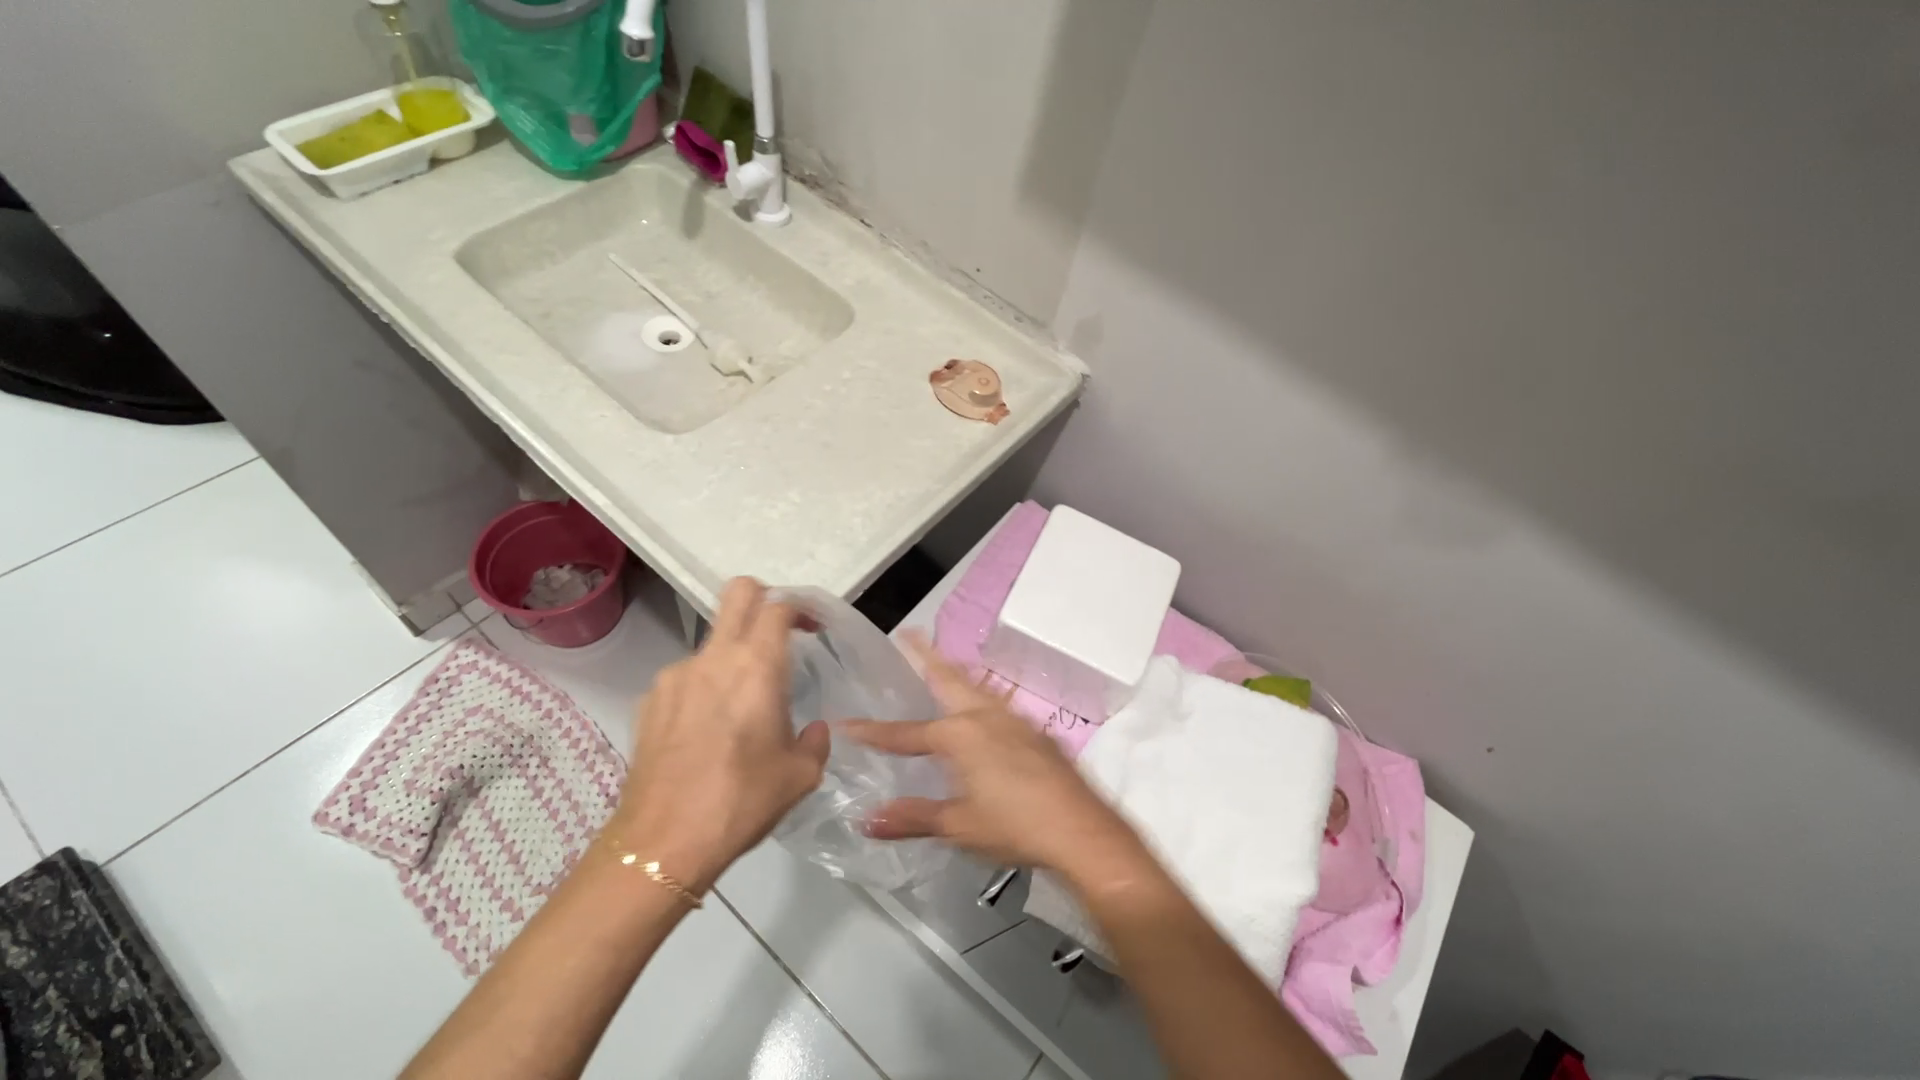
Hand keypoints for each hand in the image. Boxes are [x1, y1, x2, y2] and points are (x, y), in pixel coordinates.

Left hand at [606, 578, 829, 894]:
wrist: (662, 843)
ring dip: (732, 658)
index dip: (801, 607)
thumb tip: (813, 729)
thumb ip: (815, 741)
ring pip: (711, 642)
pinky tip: (706, 735)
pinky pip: (685, 678)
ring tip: (741, 710)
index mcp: (757, 667)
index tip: (813, 628)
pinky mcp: (649, 701)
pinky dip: (703, 689)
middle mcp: (714, 658)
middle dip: (763, 599)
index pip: (779, 606)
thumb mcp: (800, 776)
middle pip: (738, 593)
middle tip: (778, 633)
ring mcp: (675, 676)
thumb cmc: (741, 802)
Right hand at [842, 639, 1151, 892]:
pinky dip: (983, 694)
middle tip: (910, 635)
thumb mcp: (958, 827)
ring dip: (958, 673)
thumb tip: (866, 821)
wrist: (1082, 831)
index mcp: (960, 736)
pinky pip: (1000, 703)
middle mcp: (987, 717)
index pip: (906, 733)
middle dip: (927, 656)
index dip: (875, 732)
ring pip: (979, 687)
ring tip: (945, 662)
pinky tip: (985, 707)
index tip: (847, 723)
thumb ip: (912, 817)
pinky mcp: (1038, 733)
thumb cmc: (1015, 827)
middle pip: (950, 679)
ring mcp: (1017, 721)